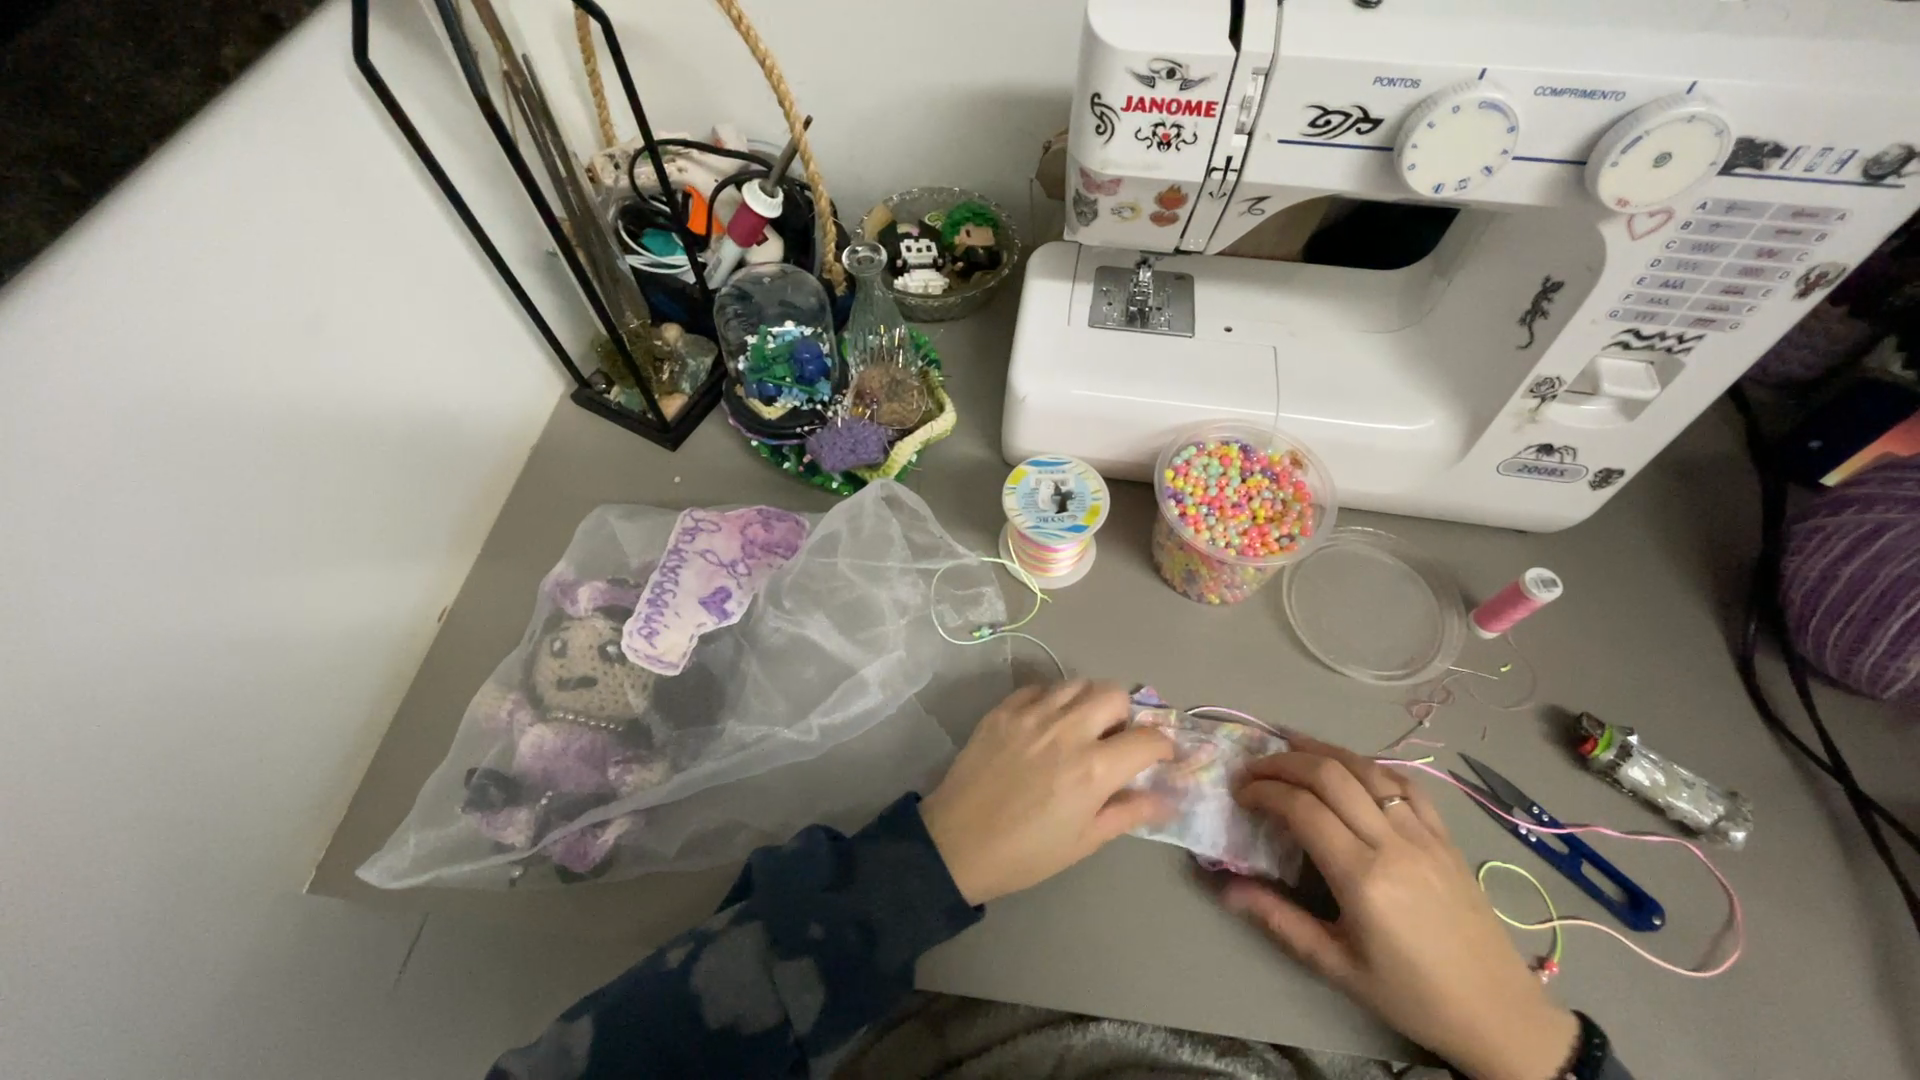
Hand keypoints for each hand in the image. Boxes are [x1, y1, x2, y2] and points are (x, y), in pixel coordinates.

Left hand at [919, 680, 1175, 904]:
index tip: (1160, 756)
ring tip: (1082, 726)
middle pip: (1114, 694)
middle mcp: (1067, 730)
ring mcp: (1032, 715)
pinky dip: (1052, 699)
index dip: (1163, 746)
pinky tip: (1047, 723)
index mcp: (1093, 768)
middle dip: (1125, 714)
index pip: (1148, 739)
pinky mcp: (1003, 709)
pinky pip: (1040, 687)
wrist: (956, 843)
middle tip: (1116, 739)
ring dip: (1089, 701)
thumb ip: (1129, 812)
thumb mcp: (1085, 841)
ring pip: (1078, 683)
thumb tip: (1167, 798)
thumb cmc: (1026, 853)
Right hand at [1223, 737, 1578, 1079]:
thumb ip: (1278, 919)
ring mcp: (1424, 834)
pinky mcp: (1446, 836)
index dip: (1263, 791)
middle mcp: (1393, 843)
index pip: (1302, 808)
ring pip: (1367, 768)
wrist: (1498, 1014)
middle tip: (1253, 768)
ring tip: (1288, 745)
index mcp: (1362, 878)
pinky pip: (1405, 784)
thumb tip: (1224, 888)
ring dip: (1322, 750)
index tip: (1239, 794)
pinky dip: (1369, 765)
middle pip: (1331, 775)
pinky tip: (1349, 765)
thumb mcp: (1336, 966)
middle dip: (1283, 761)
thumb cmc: (1410, 994)